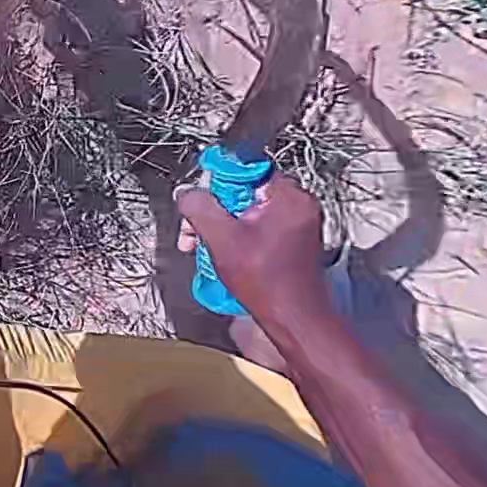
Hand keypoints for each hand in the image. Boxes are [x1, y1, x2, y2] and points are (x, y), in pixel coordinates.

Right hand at [177, 174, 329, 322]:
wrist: (290, 315)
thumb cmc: (262, 276)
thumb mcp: (219, 235)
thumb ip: (198, 206)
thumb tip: (187, 192)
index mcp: (290, 199)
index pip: (247, 171)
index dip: (218, 184)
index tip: (202, 200)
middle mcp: (298, 207)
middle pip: (241, 192)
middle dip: (212, 211)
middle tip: (195, 230)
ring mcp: (296, 225)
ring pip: (243, 211)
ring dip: (217, 226)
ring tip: (200, 244)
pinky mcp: (289, 241)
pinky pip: (252, 227)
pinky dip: (232, 236)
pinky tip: (217, 251)